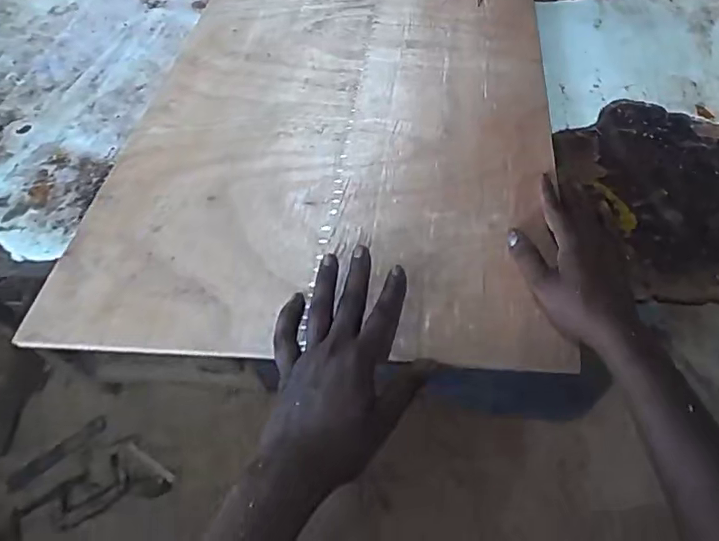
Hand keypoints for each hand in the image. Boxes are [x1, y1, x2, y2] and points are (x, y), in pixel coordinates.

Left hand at [257, 246, 426, 500]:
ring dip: (324, 284)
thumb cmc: (342, 446)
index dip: (392, 293)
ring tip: (329, 258)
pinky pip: (286, 338)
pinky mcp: (287, 370)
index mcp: (359, 359)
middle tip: (361, 248)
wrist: (291, 470)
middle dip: (357, 276)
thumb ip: (405, 389)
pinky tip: (294, 299)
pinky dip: (288, 317)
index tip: (397, 268)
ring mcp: (307, 357)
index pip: (381, 318)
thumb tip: (433, 363)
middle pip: (349, 305)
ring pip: (318, 312)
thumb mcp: (382, 421)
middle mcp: (334, 349)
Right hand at [507, 173, 641, 356]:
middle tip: (563, 174)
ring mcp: (606, 245)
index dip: (549, 194)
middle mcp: (589, 236)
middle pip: (578, 207)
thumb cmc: (575, 308)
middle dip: (568, 191)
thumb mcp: (544, 287)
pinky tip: (605, 211)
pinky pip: (610, 226)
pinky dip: (605, 214)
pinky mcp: (617, 256)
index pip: (556, 211)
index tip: (544, 176)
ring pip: (594, 214)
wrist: (615, 327)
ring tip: (580, 186)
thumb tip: (512, 232)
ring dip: (585, 199)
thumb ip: (528, 259)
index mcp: (570, 241)